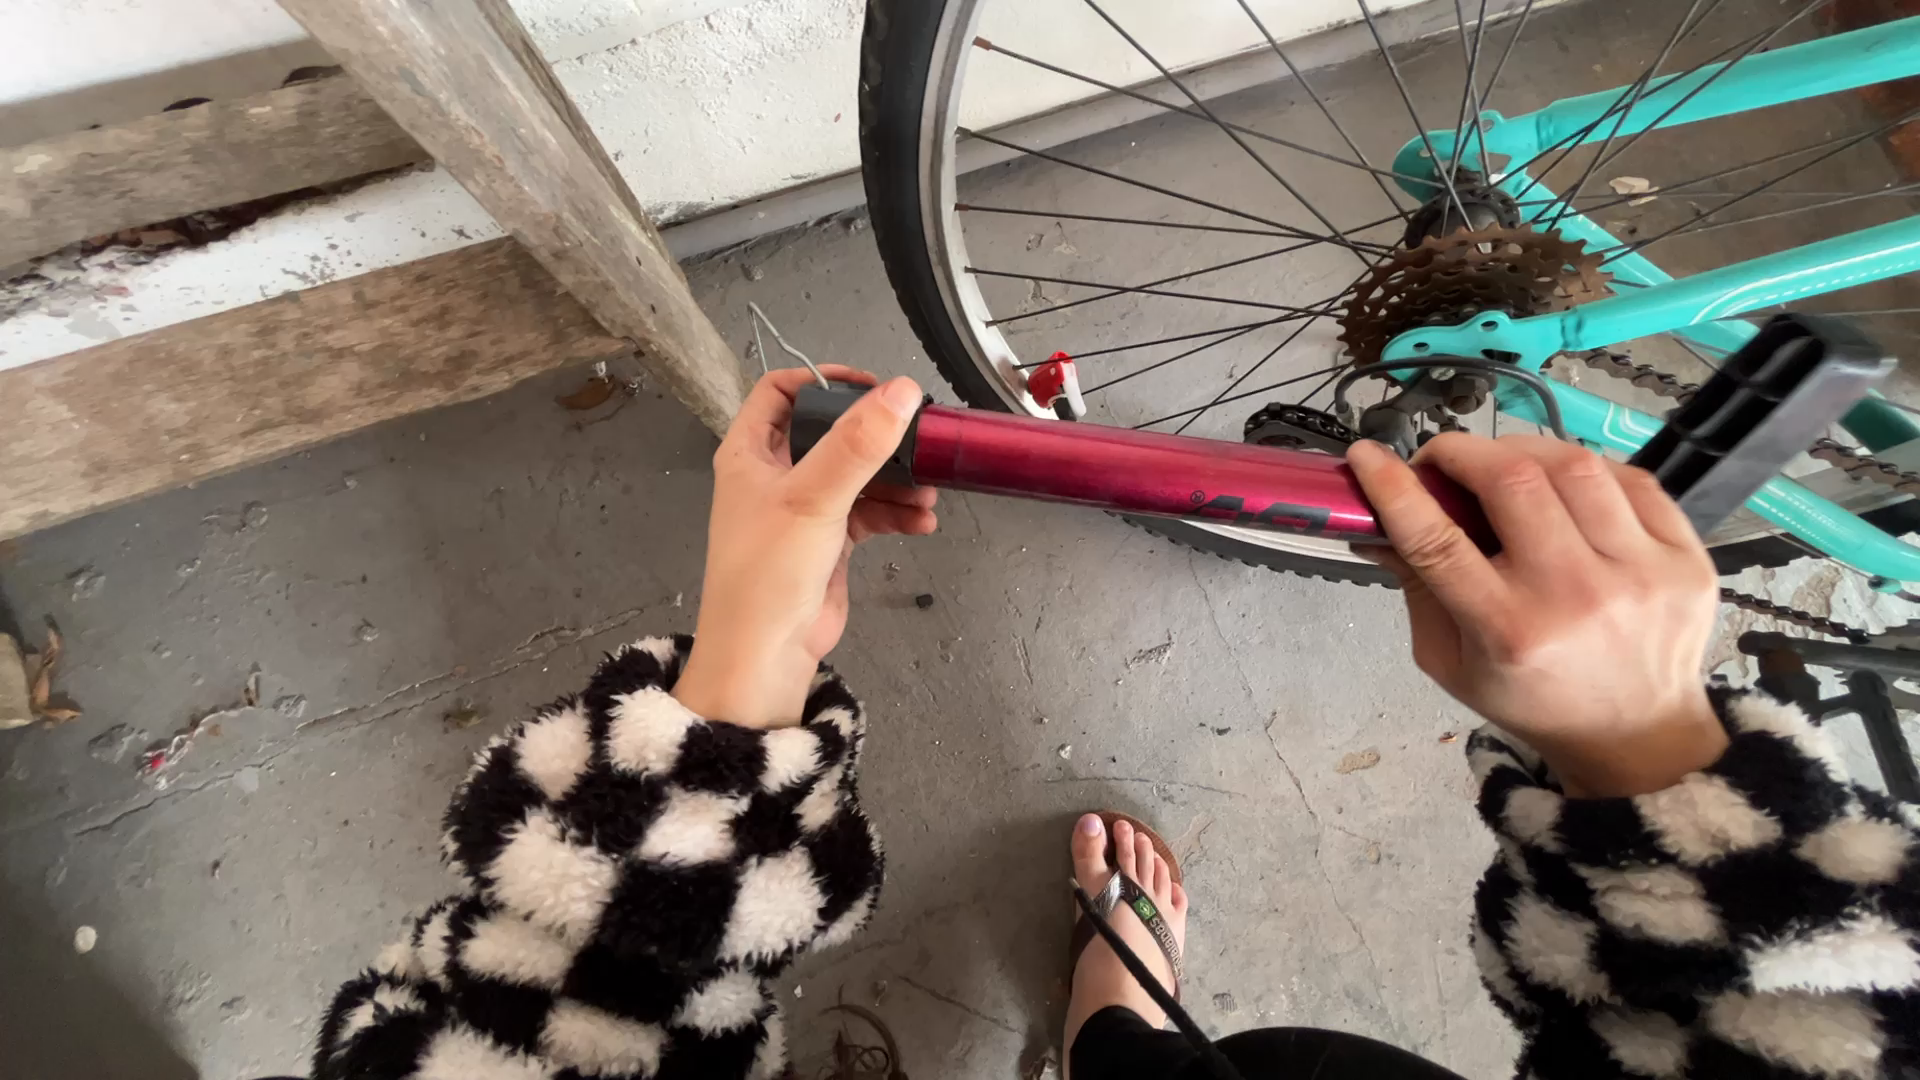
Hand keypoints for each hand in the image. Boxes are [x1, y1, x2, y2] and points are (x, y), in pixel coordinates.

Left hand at [673, 366, 937, 727]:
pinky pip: (868, 514)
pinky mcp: (830, 541)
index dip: (823, 380)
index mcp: (752, 451)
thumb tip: (904, 390)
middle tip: (917, 439)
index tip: (871, 387)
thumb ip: (858, 444)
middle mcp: (776, 474)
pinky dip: (895, 515)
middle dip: (877, 440)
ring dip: (895, 482)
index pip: (781, 391)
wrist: (767, 654)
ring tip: (929, 495)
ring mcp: (805, 509)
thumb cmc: (771, 568)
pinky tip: (922, 523)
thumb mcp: (813, 498)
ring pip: (857, 477)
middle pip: (832, 435)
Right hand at [1347, 434, 1725, 796]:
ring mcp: (1642, 571)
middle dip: (1459, 452)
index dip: (1393, 488)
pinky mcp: (1687, 557)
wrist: (1638, 734)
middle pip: (1511, 482)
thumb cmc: (1524, 698)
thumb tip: (1377, 527)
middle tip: (1438, 460)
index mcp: (1506, 629)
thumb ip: (1415, 588)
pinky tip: (1555, 480)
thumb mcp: (1445, 658)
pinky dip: (1579, 466)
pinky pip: (1632, 478)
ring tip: (1494, 463)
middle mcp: (1575, 594)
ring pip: (1573, 466)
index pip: (1437, 540)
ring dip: (1517, 449)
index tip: (1365, 457)